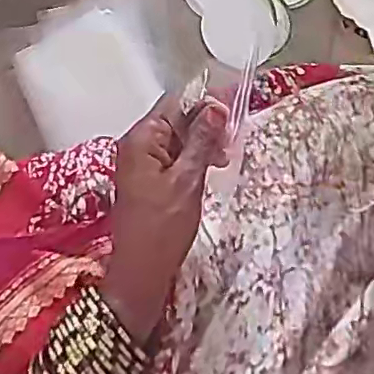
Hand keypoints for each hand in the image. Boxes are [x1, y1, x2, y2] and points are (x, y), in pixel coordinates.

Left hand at [102, 94, 227, 342]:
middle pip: (177, 117)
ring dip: (203, 139)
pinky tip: (213, 164)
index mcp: (142, 138)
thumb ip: (202, 140)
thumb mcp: (188, 180)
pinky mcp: (149, 176)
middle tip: (234, 133)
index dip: (206, 99)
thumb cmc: (163, 227)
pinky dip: (194, 155)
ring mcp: (142, 160)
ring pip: (178, 136)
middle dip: (207, 121)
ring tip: (226, 153)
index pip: (176, 102)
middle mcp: (138, 143)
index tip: (235, 100)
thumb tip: (216, 106)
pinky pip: (175, 153)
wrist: (141, 274)